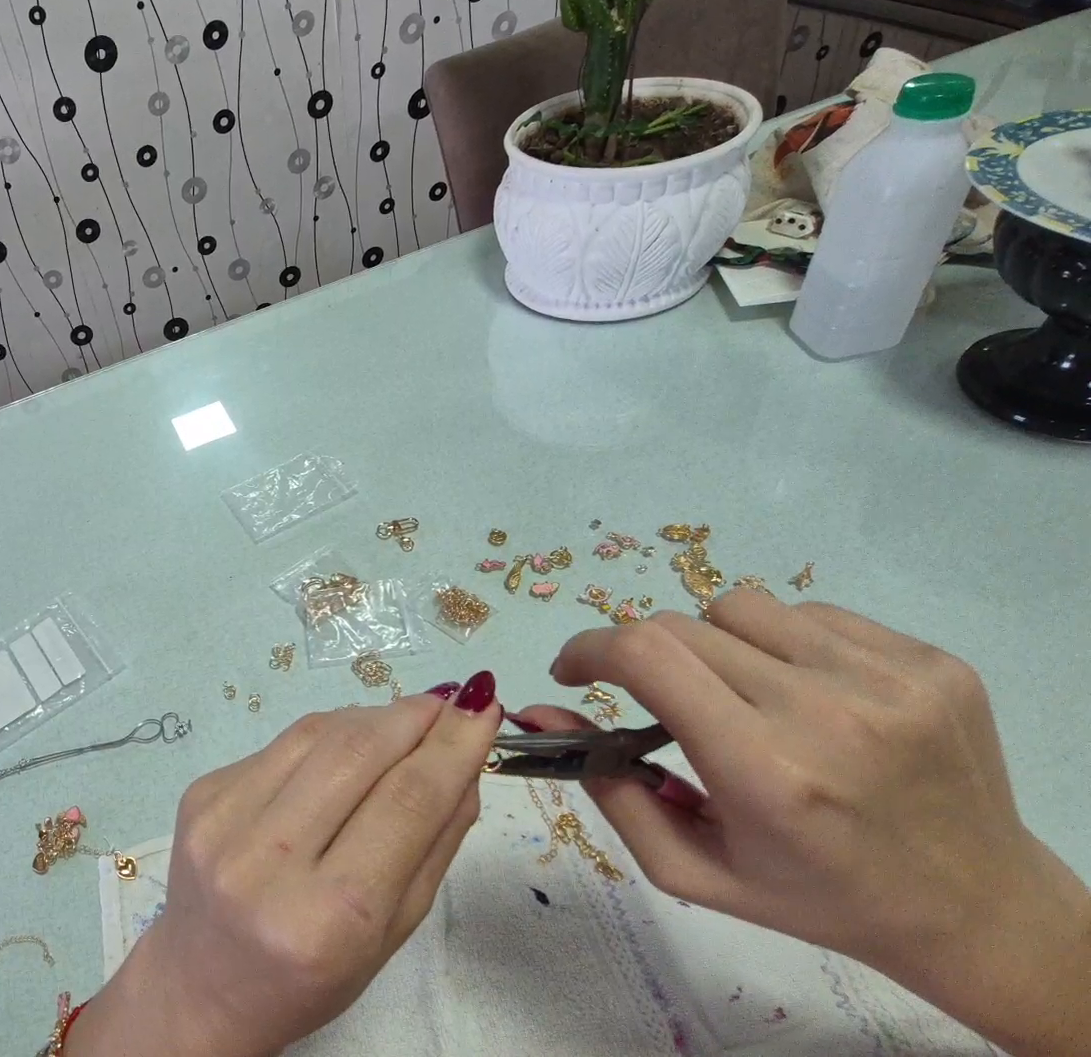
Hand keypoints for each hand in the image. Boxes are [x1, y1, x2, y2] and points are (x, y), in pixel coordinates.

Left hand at [62, 675, 501, 1056]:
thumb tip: (465, 760)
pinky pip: (277, 746)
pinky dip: (321, 737)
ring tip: (401, 722)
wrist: (203, 982)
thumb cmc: (312, 975)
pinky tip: (341, 750)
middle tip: (447, 702)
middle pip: (354, 753)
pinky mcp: (199, 792)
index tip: (483, 705)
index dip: (452, 746)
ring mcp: (222, 819)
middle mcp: (266, 861)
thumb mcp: (391, 933)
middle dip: (410, 717)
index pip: (406, 804)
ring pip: (313, 734)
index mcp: (329, 917)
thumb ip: (434, 845)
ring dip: (368, 718)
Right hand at [524, 592, 1090, 1055]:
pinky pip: (808, 613)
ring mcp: (891, 679)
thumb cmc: (814, 897)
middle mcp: (829, 712)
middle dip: (641, 654)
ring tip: (737, 694)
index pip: (645, 655)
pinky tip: (801, 694)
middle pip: (679, 626)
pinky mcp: (933, 662)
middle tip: (653, 697)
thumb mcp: (688, 866)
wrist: (979, 911)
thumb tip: (538, 712)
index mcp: (766, 771)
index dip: (589, 649)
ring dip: (711, 643)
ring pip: (737, 607)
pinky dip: (777, 643)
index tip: (573, 671)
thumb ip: (605, 786)